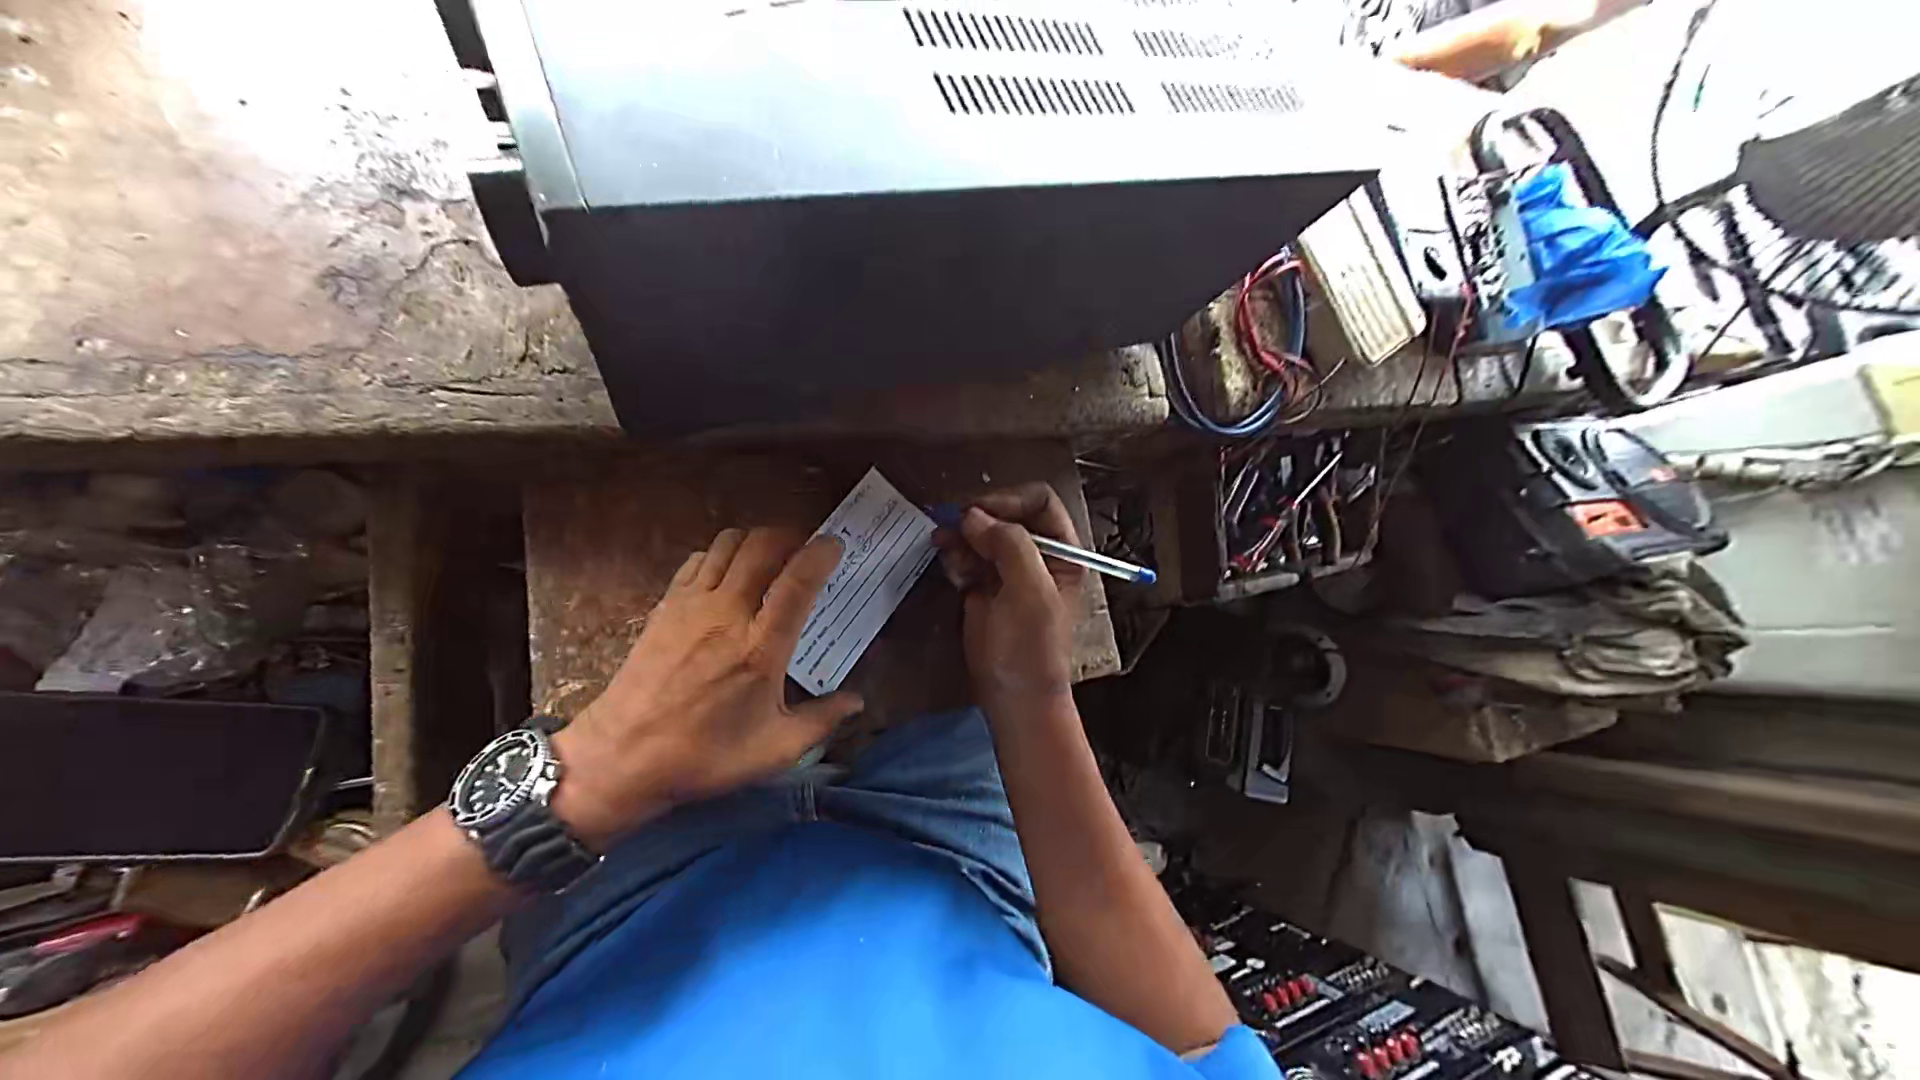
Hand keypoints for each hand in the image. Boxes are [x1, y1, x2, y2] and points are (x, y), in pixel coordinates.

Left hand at [549, 528, 862, 849]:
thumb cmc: (705, 756)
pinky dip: (721, 555)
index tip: (835, 544)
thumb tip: (857, 701)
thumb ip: (822, 720)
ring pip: (728, 544)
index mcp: (761, 647)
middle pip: (762, 546)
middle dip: (790, 535)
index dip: (820, 554)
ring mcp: (691, 605)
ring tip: (771, 557)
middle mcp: (727, 614)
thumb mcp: (775, 750)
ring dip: (755, 541)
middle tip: (805, 548)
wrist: (621, 758)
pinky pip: (698, 560)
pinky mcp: (666, 606)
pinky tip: (729, 576)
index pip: (797, 582)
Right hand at [935, 483, 1084, 711]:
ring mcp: (1009, 570)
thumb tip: (972, 516)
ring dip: (961, 536)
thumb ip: (1009, 546)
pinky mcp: (984, 586)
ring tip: (942, 544)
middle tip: (948, 524)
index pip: (1039, 503)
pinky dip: (956, 557)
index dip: (1008, 500)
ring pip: (981, 534)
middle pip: (1006, 514)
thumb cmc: (1030, 646)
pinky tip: (951, 569)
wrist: (1013, 696)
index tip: (976, 512)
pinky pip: (967, 557)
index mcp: (1062, 552)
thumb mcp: (1029, 592)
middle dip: (978, 518)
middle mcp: (1037, 555)